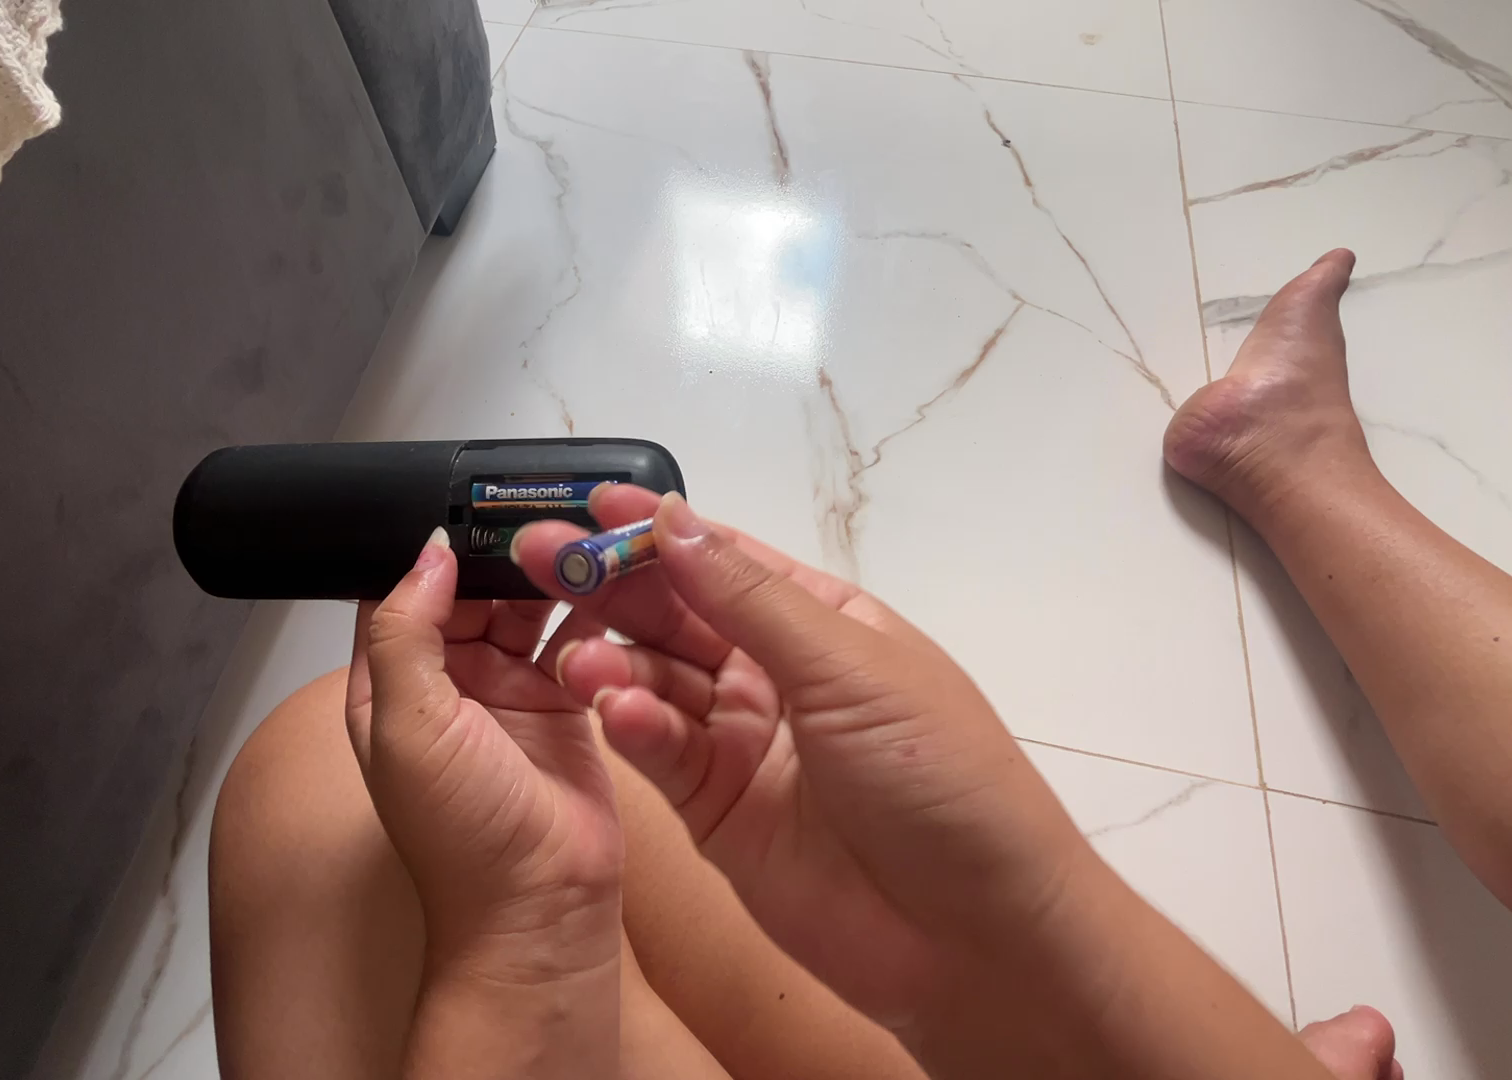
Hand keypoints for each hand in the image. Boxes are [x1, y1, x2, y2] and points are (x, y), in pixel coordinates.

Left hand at [346, 529, 622, 979]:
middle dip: (501, 556)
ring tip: (575, 534)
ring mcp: (513, 688)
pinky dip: (588, 611)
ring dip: (547, 578)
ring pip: (527, 611)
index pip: (403, 595)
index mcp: (397, 683)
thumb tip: (427, 552)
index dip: (429, 548)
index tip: (465, 501)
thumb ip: (407, 633)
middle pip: (474, 594)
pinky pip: (574, 639)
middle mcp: (454, 679)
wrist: (542, 901)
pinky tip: (605, 578)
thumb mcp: (408, 724)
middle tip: (539, 510)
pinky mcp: (565, 699)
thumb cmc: (462, 829)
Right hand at [512, 488, 1089, 1026]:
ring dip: (613, 662)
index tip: (593, 502)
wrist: (971, 938)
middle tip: (540, 556)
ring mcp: (740, 738)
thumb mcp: (847, 666)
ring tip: (572, 656)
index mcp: (817, 620)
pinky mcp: (714, 804)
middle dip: (611, 584)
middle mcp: (772, 669)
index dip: (659, 530)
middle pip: (677, 614)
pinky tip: (612, 711)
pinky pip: (661, 751)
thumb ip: (749, 597)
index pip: (722, 559)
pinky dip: (634, 727)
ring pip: (657, 681)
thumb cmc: (933, 772)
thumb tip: (673, 517)